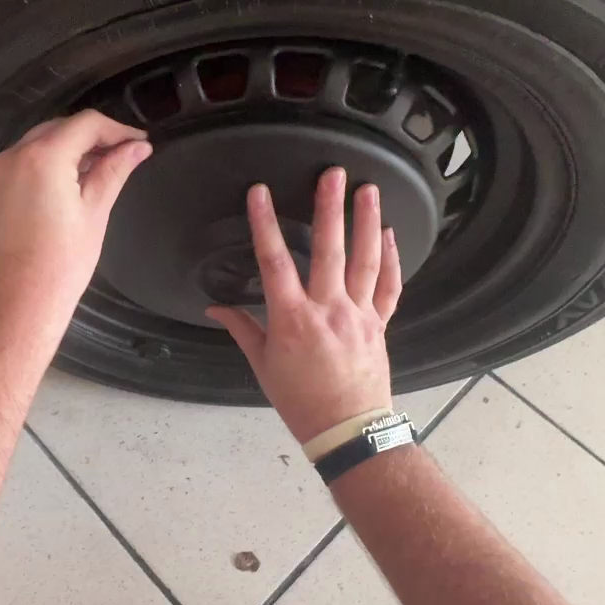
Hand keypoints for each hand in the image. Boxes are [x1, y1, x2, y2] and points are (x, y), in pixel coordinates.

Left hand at [0, 110, 151, 327]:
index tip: (140, 143)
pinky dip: (50, 162)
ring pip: (41, 142)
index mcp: (43, 158)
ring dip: (72, 147)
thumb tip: (137, 149)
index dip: (117, 129)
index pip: (86, 124)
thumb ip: (114, 171)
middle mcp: (14, 156)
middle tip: (125, 154)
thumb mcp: (95, 212)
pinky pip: (25, 161)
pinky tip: (72, 181)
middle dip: (94, 136)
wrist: (18, 303)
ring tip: (103, 168)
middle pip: (61, 127)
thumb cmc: (61, 263)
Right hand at [206, 168, 402, 443]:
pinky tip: (387, 234)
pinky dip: (390, 259)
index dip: (264, 224)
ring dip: (366, 222)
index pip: (273, 261)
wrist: (348, 429)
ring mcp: (358, 315)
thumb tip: (213, 308)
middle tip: (334, 174)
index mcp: (291, 318)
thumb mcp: (262, 364)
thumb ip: (241, 328)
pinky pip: (389, 287)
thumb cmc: (299, 399)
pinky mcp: (379, 324)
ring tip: (368, 190)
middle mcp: (327, 309)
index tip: (260, 193)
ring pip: (365, 261)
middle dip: (330, 208)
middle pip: (329, 250)